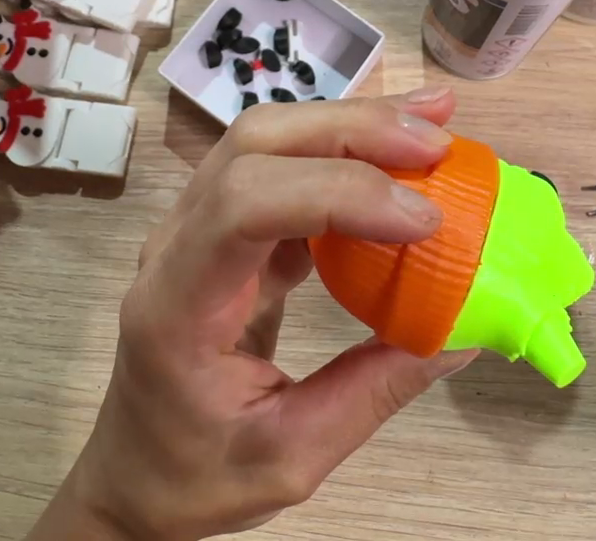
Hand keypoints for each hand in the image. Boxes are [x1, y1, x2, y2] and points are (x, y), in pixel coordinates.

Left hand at [29, 90, 474, 540]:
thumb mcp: (291, 458)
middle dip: (351, 131)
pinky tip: (396, 151)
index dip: (337, 194)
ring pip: (269, 137)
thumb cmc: (195, 472)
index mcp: (176, 301)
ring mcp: (196, 221)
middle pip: (256, 144)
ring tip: (432, 122)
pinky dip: (344, 149)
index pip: (243, 206)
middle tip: (438, 141)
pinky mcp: (225, 222)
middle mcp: (176, 240)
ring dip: (352, 124)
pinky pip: (283, 165)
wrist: (134, 469)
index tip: (423, 220)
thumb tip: (461, 333)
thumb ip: (373, 392)